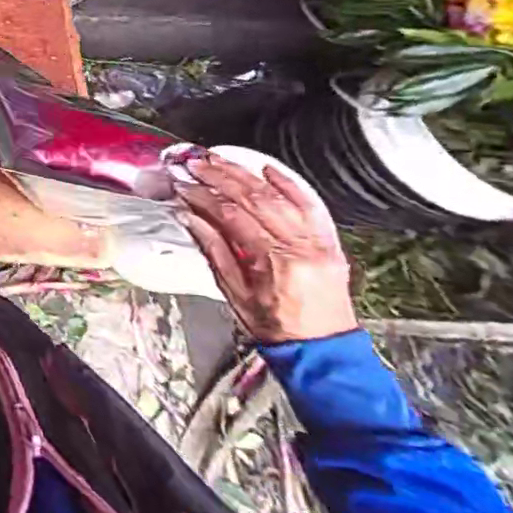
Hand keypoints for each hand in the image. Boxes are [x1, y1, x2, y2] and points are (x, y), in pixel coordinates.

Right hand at [177, 153, 356, 342]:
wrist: (324, 351)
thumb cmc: (278, 329)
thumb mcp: (235, 294)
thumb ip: (214, 250)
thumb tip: (191, 217)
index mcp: (274, 262)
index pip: (232, 215)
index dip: (204, 197)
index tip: (185, 187)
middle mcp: (299, 246)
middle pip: (254, 198)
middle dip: (220, 177)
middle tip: (197, 164)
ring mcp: (317, 241)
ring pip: (277, 195)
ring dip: (245, 174)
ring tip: (220, 161)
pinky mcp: (327, 240)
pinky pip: (308, 203)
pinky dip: (287, 183)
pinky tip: (267, 169)